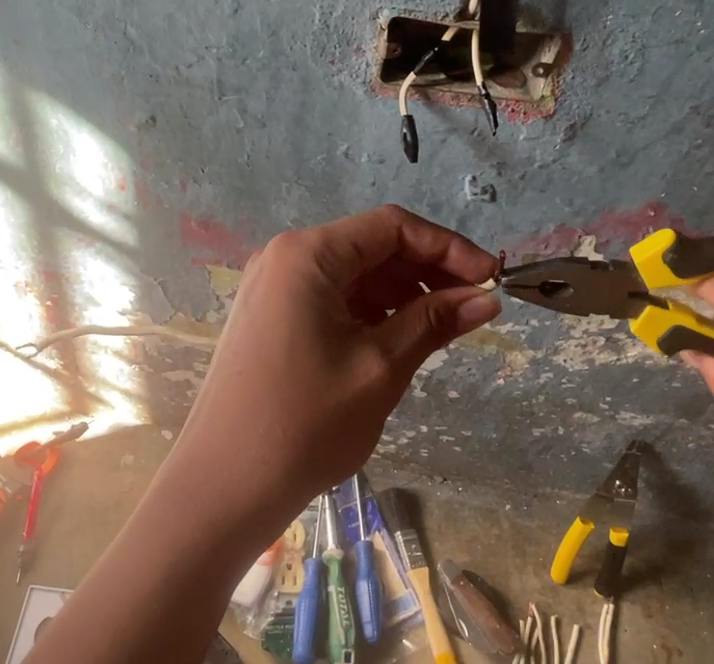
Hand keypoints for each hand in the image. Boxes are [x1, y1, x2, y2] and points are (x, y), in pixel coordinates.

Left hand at [165, 204, 499, 538]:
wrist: (223, 485)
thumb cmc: (305, 422)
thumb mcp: (380, 368)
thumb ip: (433, 322)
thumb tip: (486, 299)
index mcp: (308, 254)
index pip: (391, 227)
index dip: (447, 247)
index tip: (490, 277)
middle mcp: (285, 257)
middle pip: (371, 246)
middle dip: (425, 271)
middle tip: (472, 307)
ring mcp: (272, 287)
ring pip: (352, 274)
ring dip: (400, 293)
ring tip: (441, 329)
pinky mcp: (270, 317)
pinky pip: (331, 298)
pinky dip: (369, 312)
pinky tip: (398, 340)